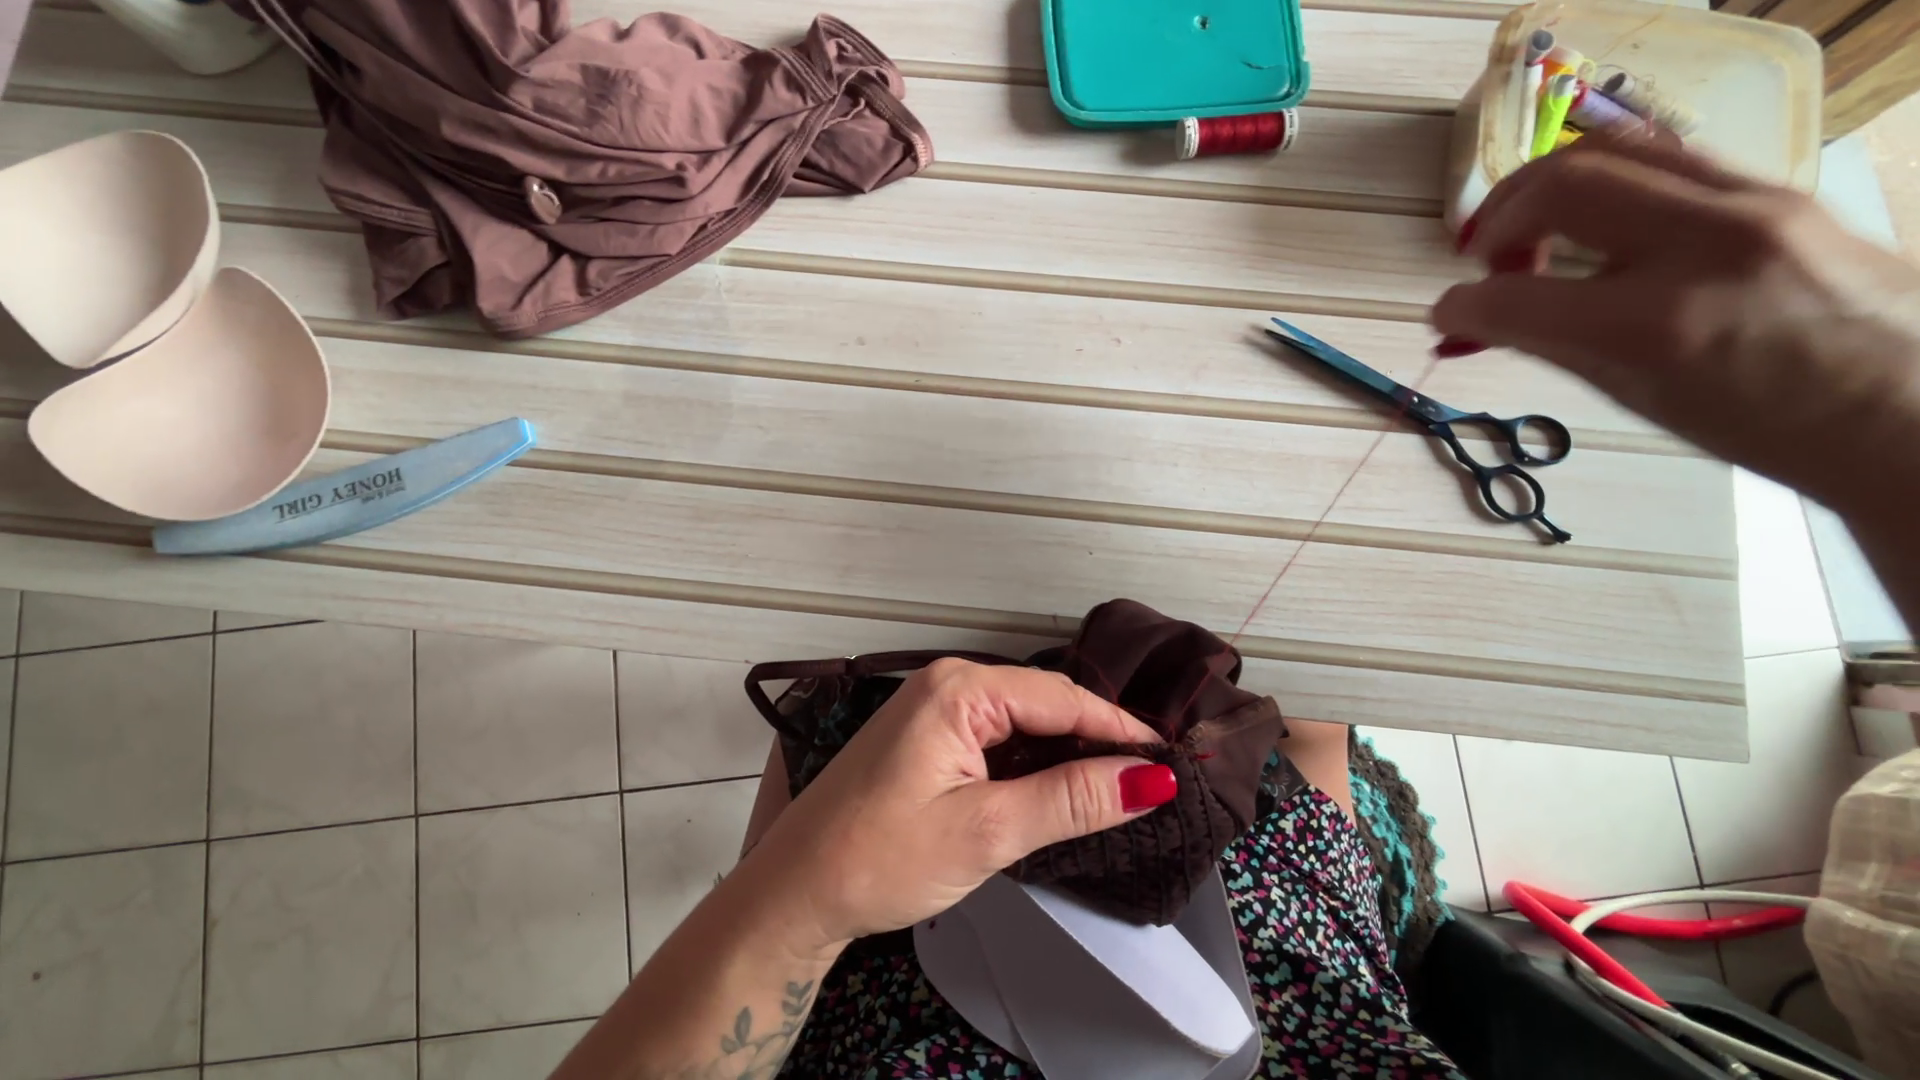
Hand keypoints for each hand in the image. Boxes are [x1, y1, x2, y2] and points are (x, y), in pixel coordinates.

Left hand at [732, 659, 1173, 953]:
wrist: (797, 889)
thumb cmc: (881, 858)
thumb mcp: (987, 831)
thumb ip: (1070, 798)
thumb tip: (1152, 778)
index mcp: (959, 689)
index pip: (1063, 698)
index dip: (1121, 729)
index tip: (1172, 758)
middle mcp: (947, 682)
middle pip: (1044, 702)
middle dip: (1096, 739)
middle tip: (1151, 779)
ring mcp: (933, 706)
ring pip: (1023, 719)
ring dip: (1066, 751)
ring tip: (1116, 787)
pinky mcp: (927, 735)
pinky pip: (997, 734)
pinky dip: (1033, 759)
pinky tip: (1058, 786)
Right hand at [1431, 132, 1919, 516]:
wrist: (1908, 408)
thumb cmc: (1763, 427)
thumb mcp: (1637, 396)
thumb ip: (1552, 344)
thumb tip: (1480, 320)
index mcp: (1659, 323)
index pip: (1517, 296)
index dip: (1460, 306)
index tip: (1444, 315)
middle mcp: (1708, 242)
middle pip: (1565, 181)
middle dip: (1498, 218)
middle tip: (1484, 260)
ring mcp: (1755, 201)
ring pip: (1617, 147)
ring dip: (1548, 184)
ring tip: (1529, 232)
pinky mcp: (1777, 186)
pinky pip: (1665, 157)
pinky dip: (1603, 181)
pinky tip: (1591, 222)